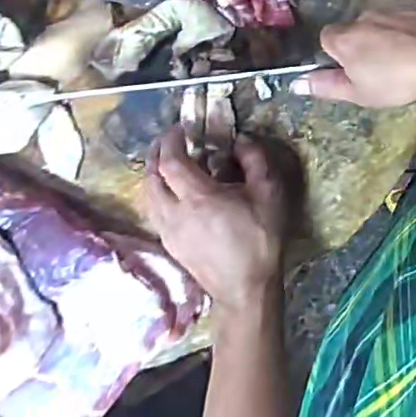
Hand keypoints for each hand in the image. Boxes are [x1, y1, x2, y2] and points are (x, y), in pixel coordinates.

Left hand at [142, 130, 286, 313]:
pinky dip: (157, 192)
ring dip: (154, 173)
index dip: (170, 140)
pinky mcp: (170, 246)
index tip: (180, 126)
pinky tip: (174, 189)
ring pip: (148, 196)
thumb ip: (253, 158)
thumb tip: (239, 140)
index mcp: (197, 198)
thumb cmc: (260, 238)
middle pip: (150, 177)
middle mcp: (174, 214)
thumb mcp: (268, 191)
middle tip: (169, 138)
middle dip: (156, 153)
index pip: (170, 161)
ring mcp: (168, 232)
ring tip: (169, 160)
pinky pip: (154, 211)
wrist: (247, 290)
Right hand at [306, 11, 415, 105]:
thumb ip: (326, 85)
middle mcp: (362, 17)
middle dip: (360, 49)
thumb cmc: (397, 80)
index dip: (335, 57)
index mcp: (343, 37)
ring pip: (377, 27)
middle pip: (352, 31)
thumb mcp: (358, 92)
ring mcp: (390, 10)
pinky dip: (404, 37)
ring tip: (401, 66)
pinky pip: (400, 24)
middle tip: (376, 74)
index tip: (351, 73)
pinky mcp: (413, 9)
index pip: (326, 39)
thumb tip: (296, 82)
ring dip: (383, 42)